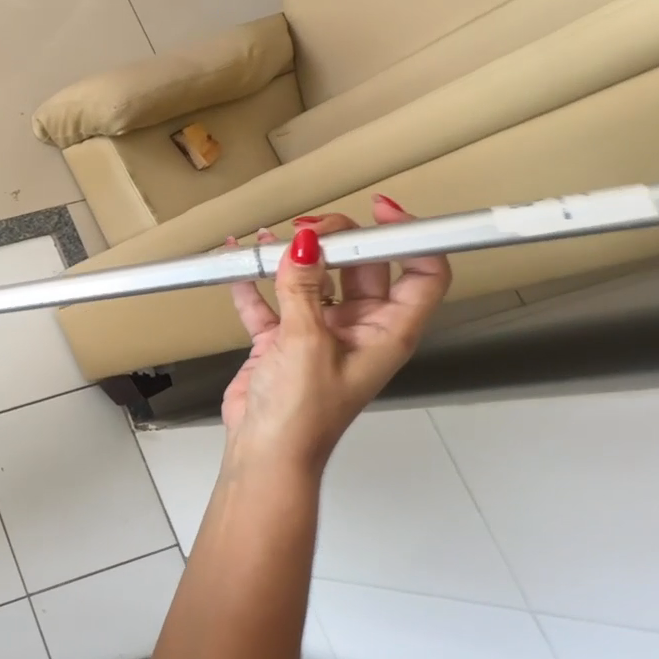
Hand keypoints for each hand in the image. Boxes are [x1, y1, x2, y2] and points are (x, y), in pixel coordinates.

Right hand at [221, 195, 450, 473]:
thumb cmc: (305, 411)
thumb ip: (303, 289)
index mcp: (387, 331)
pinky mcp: (280, 341)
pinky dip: (253, 283)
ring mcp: (317, 333)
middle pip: (360, 268)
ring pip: (311, 281)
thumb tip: (305, 244)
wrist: (265, 447)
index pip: (420, 273)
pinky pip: (269, 301)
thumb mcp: (306, 342)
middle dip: (335, 242)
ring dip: (289, 258)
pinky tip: (238, 264)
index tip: (380, 211)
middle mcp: (358, 328)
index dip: (409, 238)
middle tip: (304, 229)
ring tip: (265, 240)